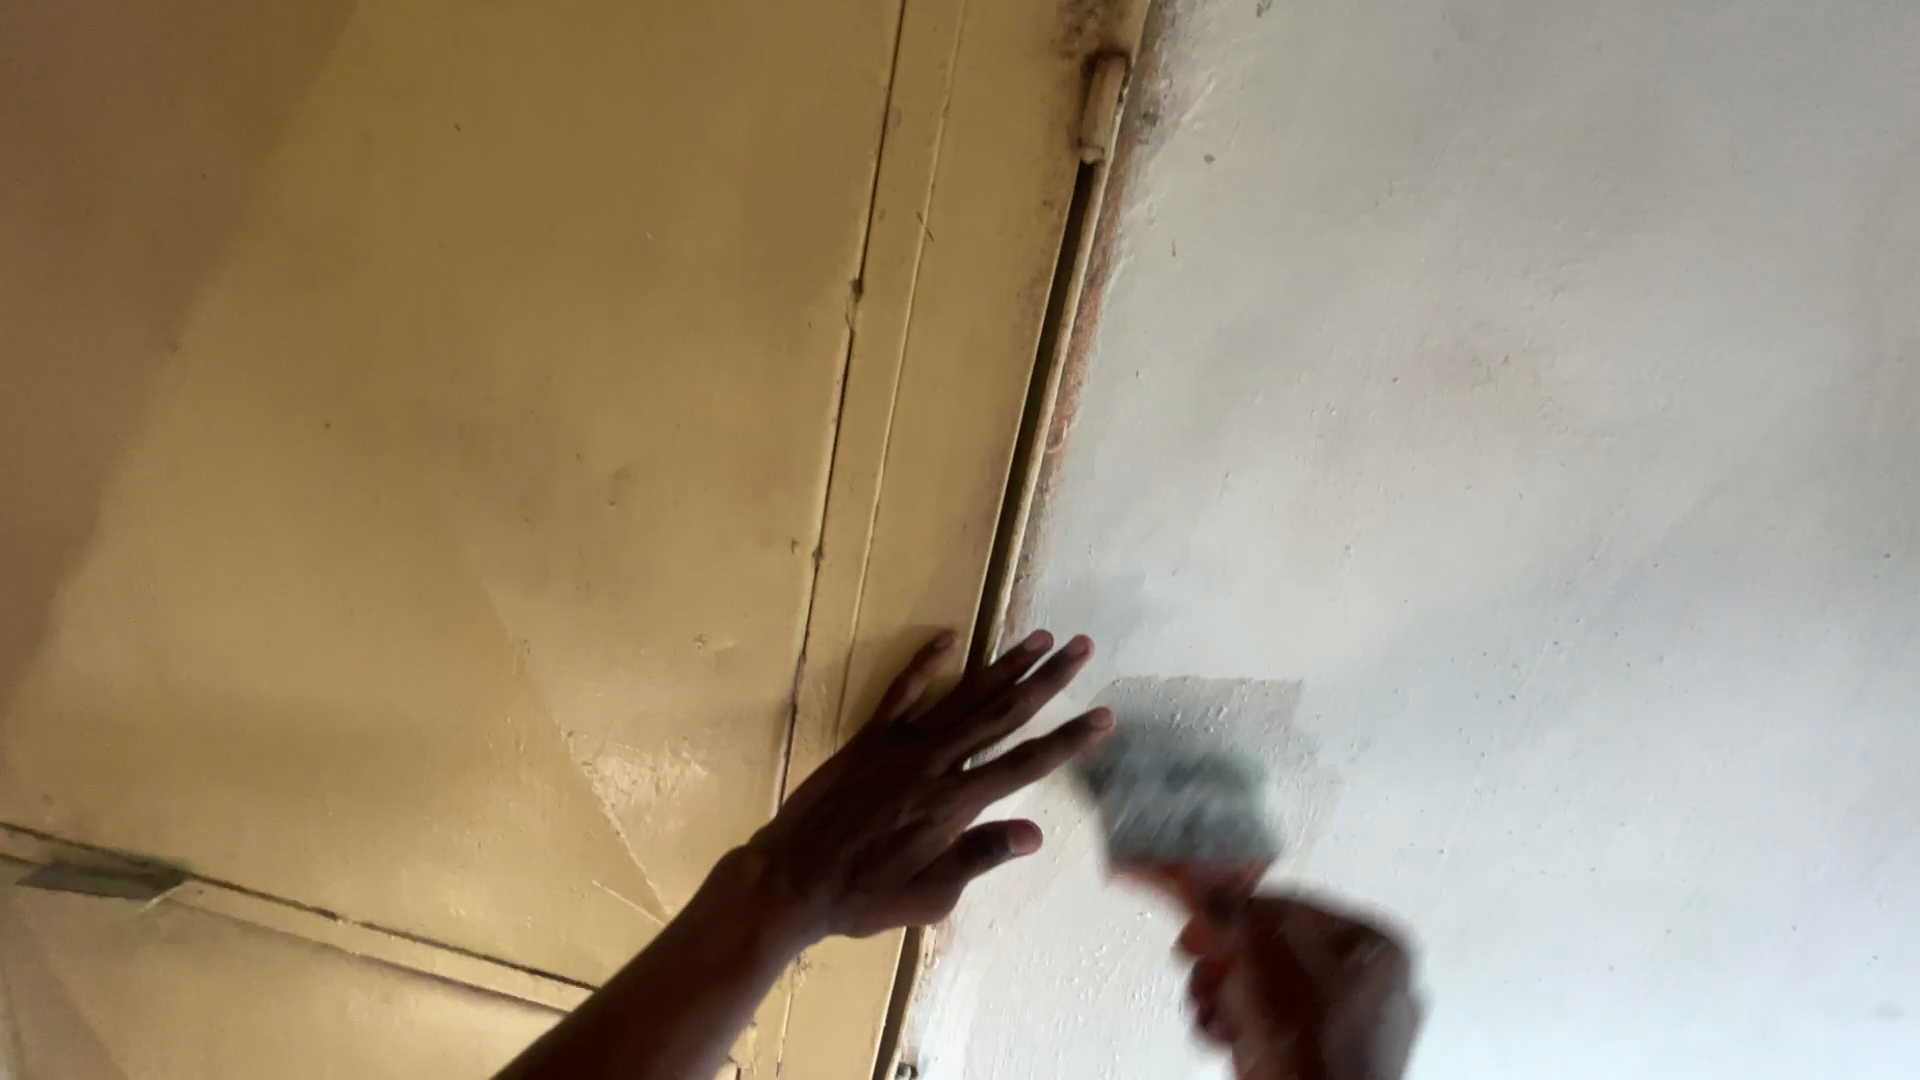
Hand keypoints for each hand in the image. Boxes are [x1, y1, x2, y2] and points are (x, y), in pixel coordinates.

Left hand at [742, 629, 1110, 944]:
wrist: (791, 876)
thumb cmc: (864, 896)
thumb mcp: (929, 897)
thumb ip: (979, 856)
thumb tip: (1035, 833)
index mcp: (955, 803)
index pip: (1026, 763)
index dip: (1069, 739)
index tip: (1103, 715)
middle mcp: (937, 761)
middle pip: (1004, 713)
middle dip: (1048, 680)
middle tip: (1081, 647)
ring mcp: (903, 741)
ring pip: (965, 694)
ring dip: (1005, 664)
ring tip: (1038, 638)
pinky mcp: (872, 734)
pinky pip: (904, 690)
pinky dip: (926, 662)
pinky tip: (950, 637)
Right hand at [1181, 894, 1422, 1079]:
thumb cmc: (1303, 1034)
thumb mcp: (1259, 950)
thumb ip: (1233, 911)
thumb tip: (1207, 888)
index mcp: (1375, 945)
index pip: (1290, 906)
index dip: (1235, 911)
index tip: (1197, 922)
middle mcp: (1376, 982)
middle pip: (1276, 949)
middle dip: (1225, 958)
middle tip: (1192, 961)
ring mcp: (1360, 1029)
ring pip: (1272, 988)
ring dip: (1225, 993)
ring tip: (1201, 1007)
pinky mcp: (1334, 1065)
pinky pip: (1282, 1026)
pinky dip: (1244, 1025)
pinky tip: (1218, 1035)